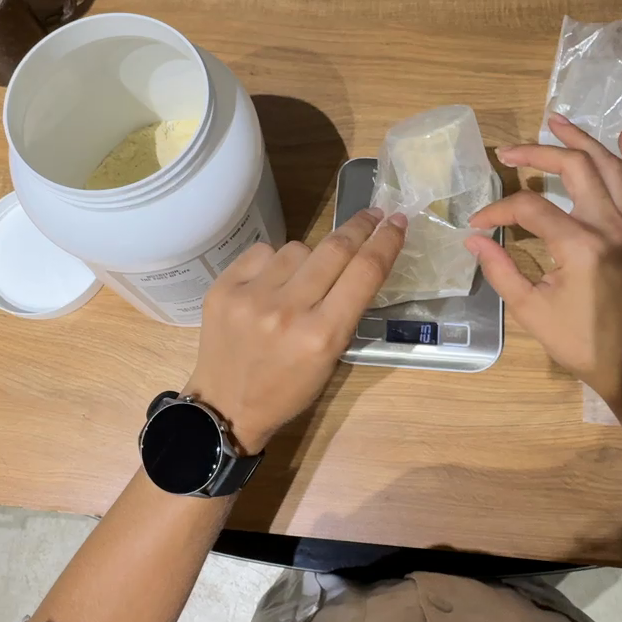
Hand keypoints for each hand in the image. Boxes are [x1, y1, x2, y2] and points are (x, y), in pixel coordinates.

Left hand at [186, 207, 407, 451]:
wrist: (226, 405)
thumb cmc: (288, 388)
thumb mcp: (331, 358)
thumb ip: (346, 309)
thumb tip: (363, 256)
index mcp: (322, 336)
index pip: (365, 272)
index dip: (386, 241)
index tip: (397, 221)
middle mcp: (288, 311)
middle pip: (335, 248)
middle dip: (359, 227)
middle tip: (372, 215)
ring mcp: (251, 296)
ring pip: (298, 247)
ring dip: (309, 256)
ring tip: (303, 280)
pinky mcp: (224, 287)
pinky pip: (263, 251)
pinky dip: (274, 262)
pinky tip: (271, 283)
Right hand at [463, 114, 621, 426]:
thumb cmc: (578, 340)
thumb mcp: (530, 310)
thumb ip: (500, 269)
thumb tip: (474, 238)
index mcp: (581, 246)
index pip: (530, 207)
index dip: (498, 209)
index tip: (477, 223)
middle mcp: (611, 226)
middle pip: (574, 168)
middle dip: (536, 154)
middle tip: (507, 153)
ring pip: (610, 166)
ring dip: (582, 140)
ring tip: (555, 122)